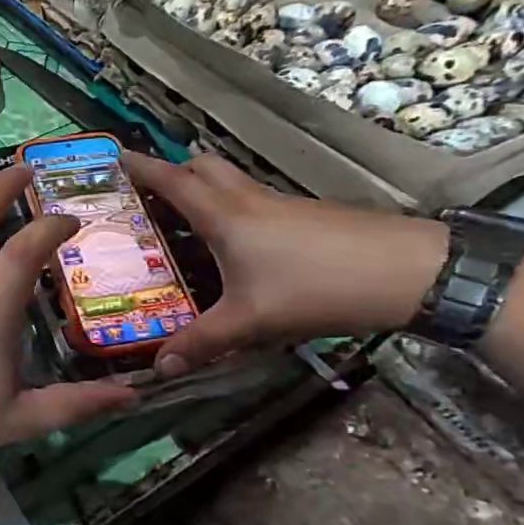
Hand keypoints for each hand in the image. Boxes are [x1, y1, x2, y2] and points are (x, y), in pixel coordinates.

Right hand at [121, 152, 447, 376]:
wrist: (407, 271)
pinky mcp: (305, 216)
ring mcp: (280, 204)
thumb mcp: (252, 321)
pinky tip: (236, 250)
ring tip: (184, 226)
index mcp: (224, 215)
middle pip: (202, 167)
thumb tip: (160, 368)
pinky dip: (231, 211)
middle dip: (172, 172)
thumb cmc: (316, 286)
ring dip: (203, 191)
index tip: (115, 157)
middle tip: (151, 197)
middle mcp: (248, 200)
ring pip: (230, 183)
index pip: (173, 181)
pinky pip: (253, 201)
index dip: (141, 167)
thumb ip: (203, 343)